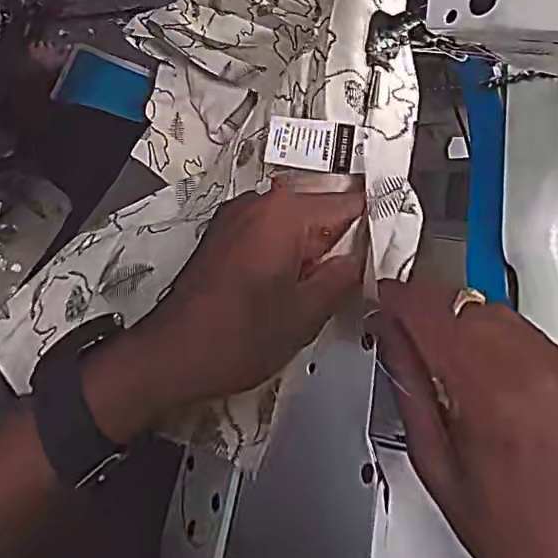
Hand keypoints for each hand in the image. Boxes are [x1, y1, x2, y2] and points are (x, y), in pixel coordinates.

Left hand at [82, 179, 366, 439]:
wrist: (170, 355)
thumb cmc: (230, 337)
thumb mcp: (306, 313)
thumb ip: (345, 275)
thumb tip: (360, 257)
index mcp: (285, 213)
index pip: (349, 203)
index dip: (373, 225)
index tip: (387, 243)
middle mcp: (260, 202)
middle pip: (322, 206)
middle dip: (341, 237)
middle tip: (354, 274)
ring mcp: (239, 214)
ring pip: (297, 218)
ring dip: (314, 244)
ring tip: (316, 286)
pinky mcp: (226, 230)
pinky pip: (271, 226)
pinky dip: (288, 247)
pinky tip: (289, 284)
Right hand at [372, 279, 557, 557]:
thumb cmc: (507, 528)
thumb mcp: (433, 460)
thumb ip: (407, 382)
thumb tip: (389, 332)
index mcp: (492, 399)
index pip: (436, 317)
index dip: (403, 299)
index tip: (387, 296)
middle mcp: (534, 375)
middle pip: (465, 304)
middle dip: (429, 304)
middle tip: (405, 318)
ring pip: (495, 309)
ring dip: (461, 315)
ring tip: (443, 345)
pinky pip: (525, 328)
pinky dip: (495, 332)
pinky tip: (482, 359)